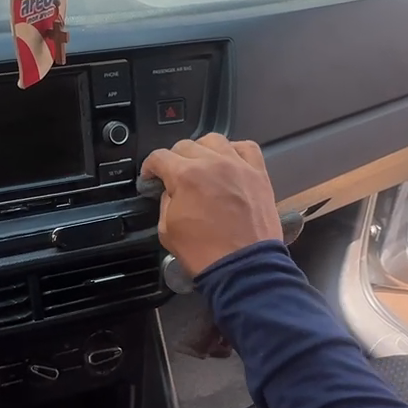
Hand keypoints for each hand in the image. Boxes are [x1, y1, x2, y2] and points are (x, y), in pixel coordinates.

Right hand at [141, 134, 283, 277]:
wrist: (242, 267)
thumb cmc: (204, 252)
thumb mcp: (167, 229)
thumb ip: (165, 202)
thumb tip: (169, 191)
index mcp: (185, 175)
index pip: (159, 157)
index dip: (149, 167)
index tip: (150, 177)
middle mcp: (212, 163)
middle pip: (185, 146)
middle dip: (174, 160)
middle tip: (173, 177)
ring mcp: (238, 166)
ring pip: (214, 140)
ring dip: (202, 150)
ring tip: (201, 166)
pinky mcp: (258, 174)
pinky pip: (246, 148)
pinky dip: (234, 151)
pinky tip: (228, 162)